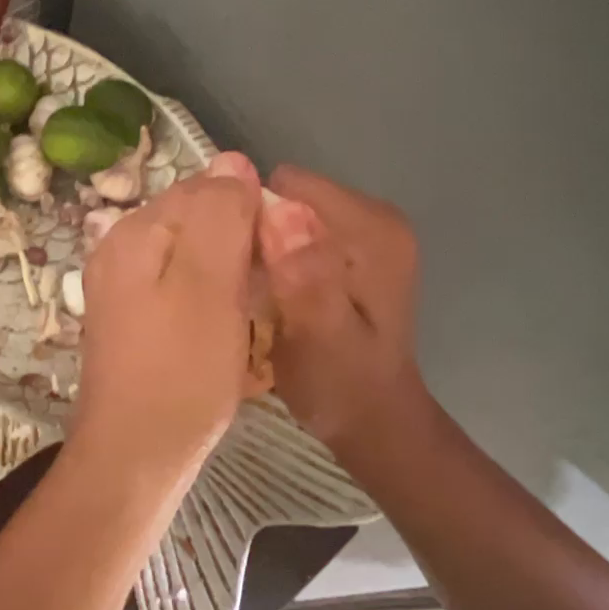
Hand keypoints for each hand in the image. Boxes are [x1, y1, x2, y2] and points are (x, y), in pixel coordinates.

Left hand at [74, 152, 262, 473]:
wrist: (136, 454)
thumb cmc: (181, 370)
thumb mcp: (209, 283)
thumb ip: (220, 216)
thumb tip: (232, 160)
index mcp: (134, 231)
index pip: (206, 188)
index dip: (250, 215)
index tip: (275, 261)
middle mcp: (120, 248)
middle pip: (197, 221)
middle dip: (239, 246)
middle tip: (264, 294)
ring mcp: (123, 286)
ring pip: (194, 257)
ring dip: (229, 277)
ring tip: (251, 315)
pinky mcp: (134, 320)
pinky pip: (183, 289)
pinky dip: (211, 301)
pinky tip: (226, 332)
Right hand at [257, 166, 428, 444]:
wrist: (374, 423)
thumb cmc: (344, 386)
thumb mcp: (320, 337)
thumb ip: (306, 276)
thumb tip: (279, 212)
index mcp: (373, 230)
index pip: (288, 186)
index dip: (252, 217)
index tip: (233, 262)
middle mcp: (374, 219)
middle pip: (287, 197)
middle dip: (255, 231)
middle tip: (239, 283)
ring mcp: (364, 233)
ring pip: (287, 216)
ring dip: (261, 247)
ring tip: (249, 291)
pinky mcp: (351, 251)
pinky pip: (295, 235)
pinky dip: (274, 258)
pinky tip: (265, 293)